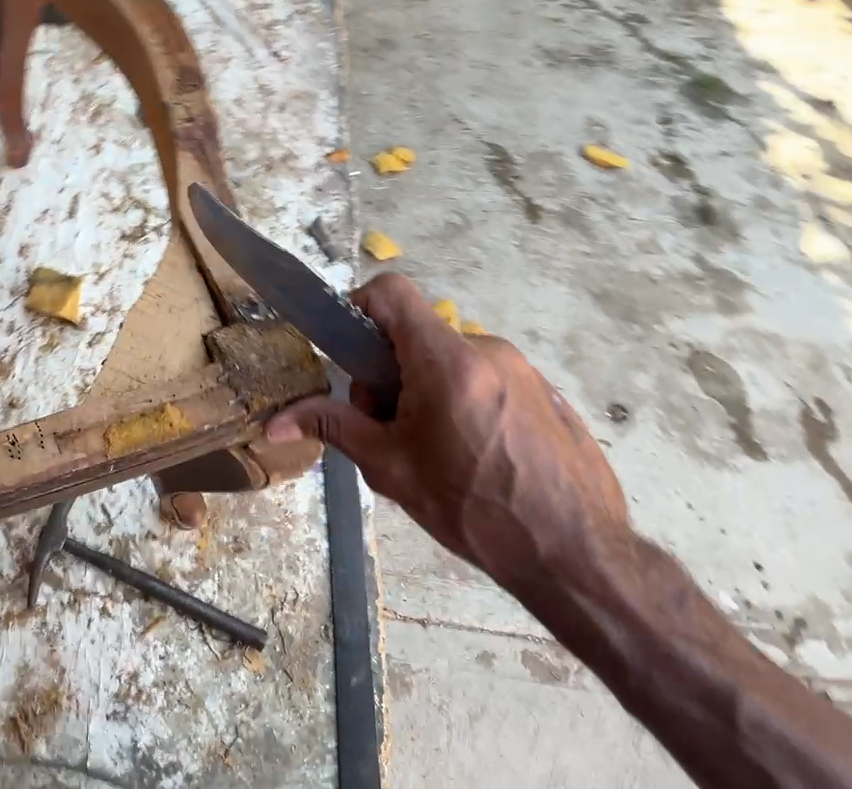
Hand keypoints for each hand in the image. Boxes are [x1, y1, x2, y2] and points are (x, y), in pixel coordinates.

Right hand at [266, 273, 631, 592]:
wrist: (578, 557)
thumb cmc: (473, 509)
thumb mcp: (390, 468)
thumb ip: (332, 428)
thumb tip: (273, 423)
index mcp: (445, 361)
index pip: (391, 293)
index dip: (359, 308)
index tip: (351, 354)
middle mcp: (488, 351)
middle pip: (417, 337)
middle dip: (389, 375)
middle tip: (390, 431)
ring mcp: (525, 371)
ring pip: (452, 362)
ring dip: (428, 392)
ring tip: (435, 452)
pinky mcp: (548, 394)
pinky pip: (489, 381)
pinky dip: (466, 405)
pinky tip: (476, 458)